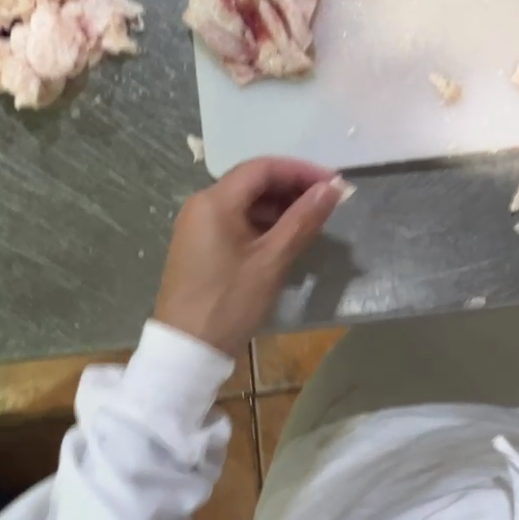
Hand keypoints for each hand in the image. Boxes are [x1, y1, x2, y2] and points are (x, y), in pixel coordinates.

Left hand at [153, 157, 346, 357]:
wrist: (186, 351)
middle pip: (253, 181)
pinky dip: (264, 221)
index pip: (263, 168)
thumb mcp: (272, 260)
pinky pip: (236, 219)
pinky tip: (285, 237)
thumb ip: (304, 219)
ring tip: (312, 219)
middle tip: (326, 200)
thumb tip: (332, 188)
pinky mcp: (199, 244)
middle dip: (292, 186)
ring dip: (280, 205)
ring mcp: (198, 225)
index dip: (301, 170)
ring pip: (246, 201)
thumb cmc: (230, 302)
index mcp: (215, 202)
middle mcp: (202, 204)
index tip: (332, 183)